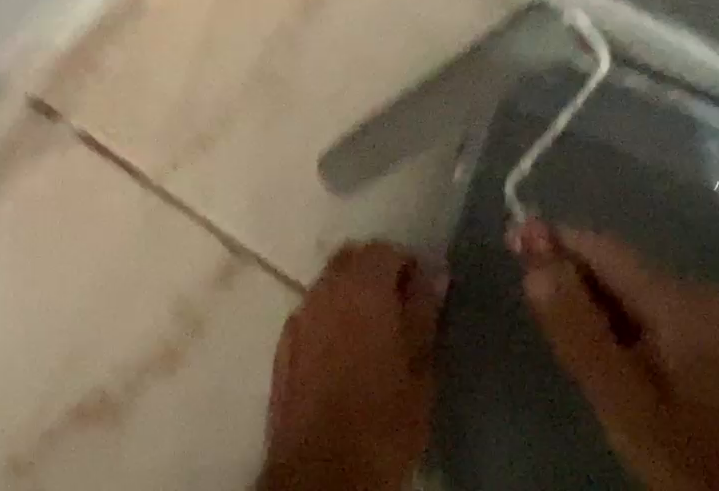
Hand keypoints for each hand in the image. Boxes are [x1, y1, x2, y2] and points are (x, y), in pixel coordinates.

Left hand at [259, 241, 444, 490]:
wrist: (321, 471)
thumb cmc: (384, 422)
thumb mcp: (420, 369)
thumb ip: (425, 312)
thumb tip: (435, 272)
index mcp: (362, 288)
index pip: (384, 249)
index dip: (407, 264)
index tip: (423, 292)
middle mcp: (325, 290)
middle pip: (351, 258)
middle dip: (376, 270)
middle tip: (401, 306)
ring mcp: (300, 315)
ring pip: (329, 282)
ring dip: (352, 291)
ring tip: (375, 329)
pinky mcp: (284, 343)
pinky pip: (312, 310)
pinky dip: (331, 315)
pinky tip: (346, 349)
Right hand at [512, 220, 718, 490]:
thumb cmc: (696, 459)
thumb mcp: (625, 402)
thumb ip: (576, 329)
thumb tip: (532, 255)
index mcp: (678, 297)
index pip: (600, 244)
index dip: (551, 238)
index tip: (508, 243)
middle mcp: (700, 292)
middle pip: (618, 265)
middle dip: (571, 273)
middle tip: (529, 300)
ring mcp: (717, 320)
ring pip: (635, 293)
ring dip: (594, 302)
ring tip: (561, 332)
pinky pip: (655, 316)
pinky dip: (621, 324)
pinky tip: (609, 356)